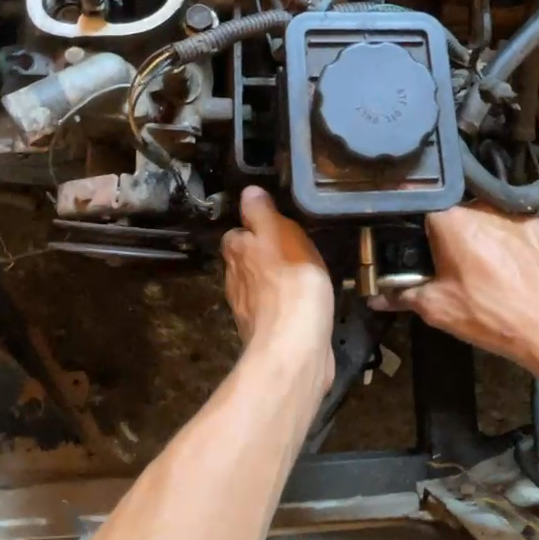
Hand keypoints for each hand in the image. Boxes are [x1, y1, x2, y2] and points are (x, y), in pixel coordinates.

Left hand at [222, 187, 334, 387]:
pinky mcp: (266, 334)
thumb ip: (262, 212)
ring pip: (258, 286)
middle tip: (291, 249)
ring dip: (273, 280)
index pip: (236, 231)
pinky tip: (303, 304)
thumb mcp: (280, 233)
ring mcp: (248, 310)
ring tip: (300, 274)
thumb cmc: (291, 282)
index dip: (253, 227)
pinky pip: (273, 310)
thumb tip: (248, 191)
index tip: (273, 225)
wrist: (294, 348)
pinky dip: (284, 305)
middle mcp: (235, 280)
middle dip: (263, 254)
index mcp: (237, 251)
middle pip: (245, 259)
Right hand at [371, 204, 538, 369]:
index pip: (425, 211)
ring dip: (482, 238)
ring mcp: (517, 215)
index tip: (418, 248)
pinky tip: (513, 271)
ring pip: (488, 220)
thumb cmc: (489, 315)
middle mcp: (484, 207)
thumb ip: (403, 295)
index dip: (419, 230)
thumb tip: (376, 296)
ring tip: (486, 270)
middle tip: (452, 266)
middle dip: (452, 236)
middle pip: (458, 214)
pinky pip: (515, 230)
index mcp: (454, 220)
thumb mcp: (438, 309)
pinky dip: (510, 245)